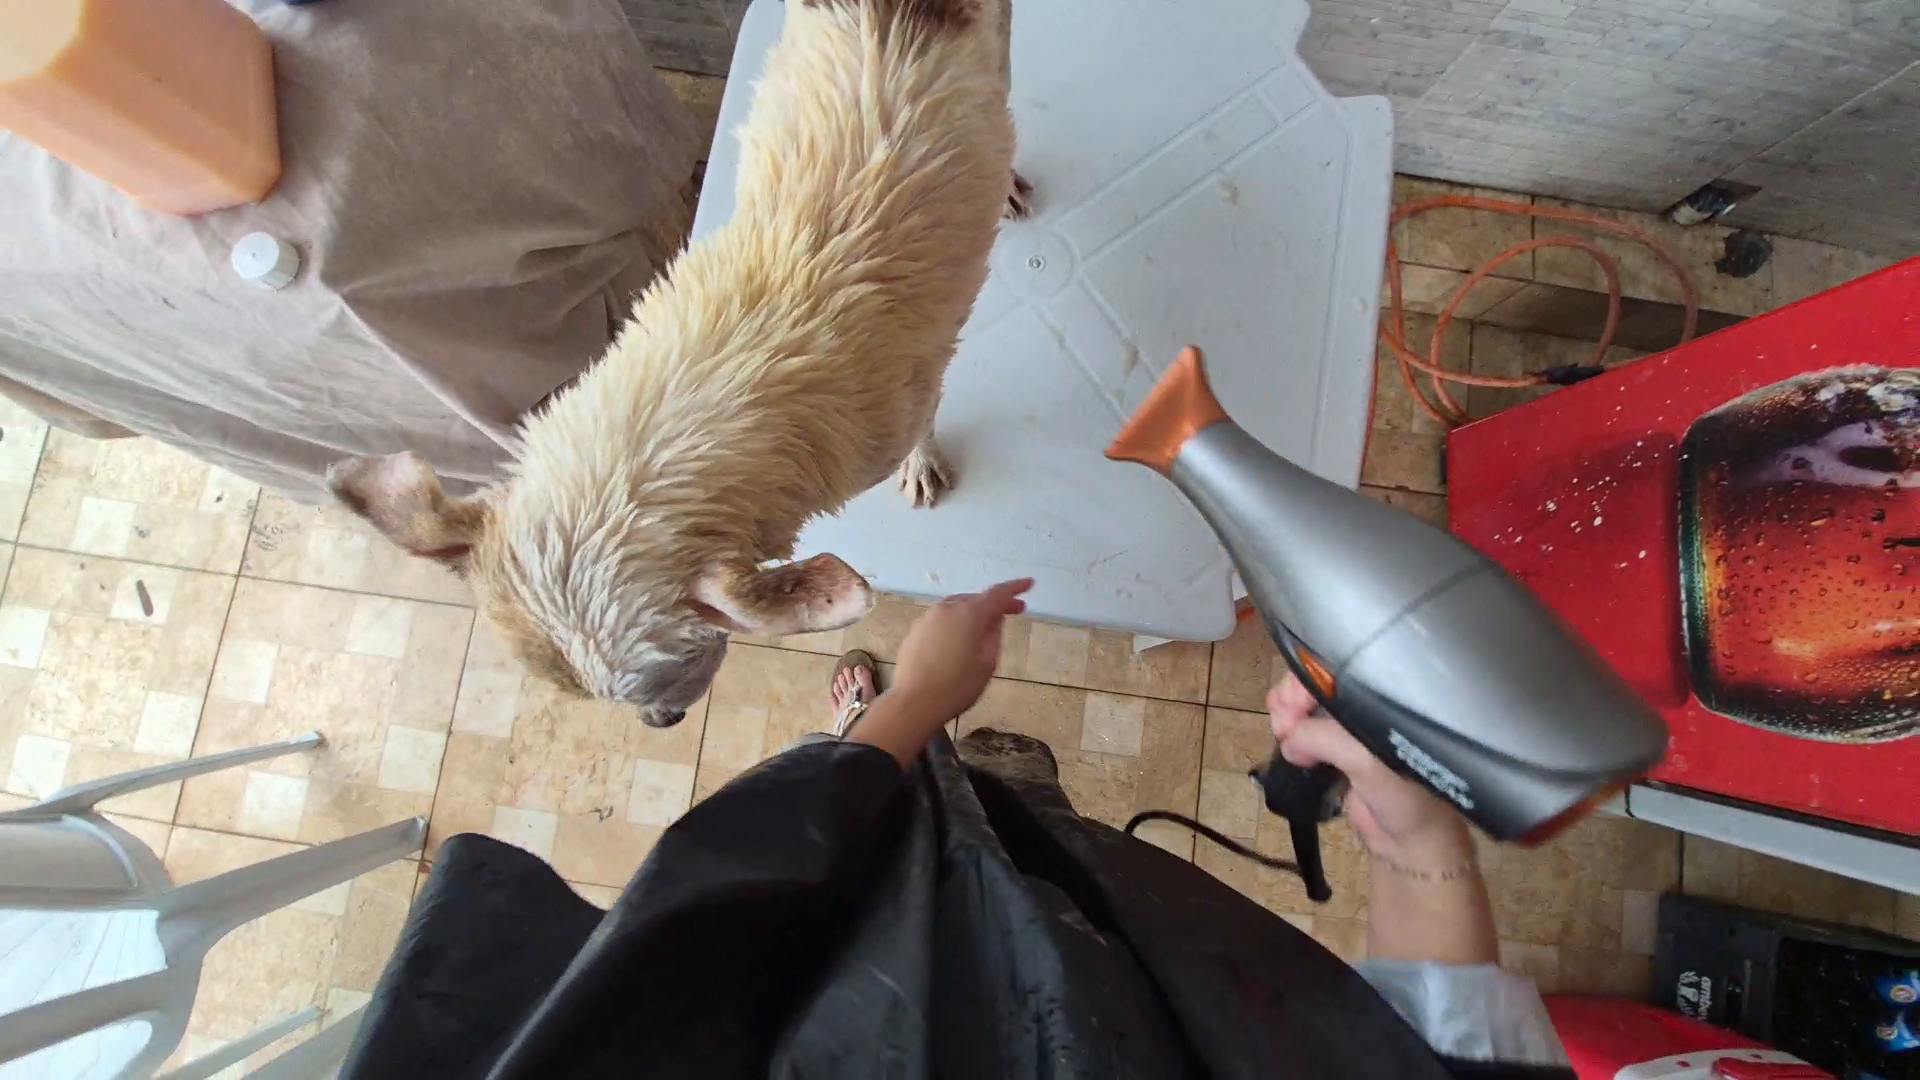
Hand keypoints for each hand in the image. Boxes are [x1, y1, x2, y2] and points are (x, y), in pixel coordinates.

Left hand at [890, 579, 1031, 720]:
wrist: (913, 702)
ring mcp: (927, 618)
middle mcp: (947, 608)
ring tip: (986, 626)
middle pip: (975, 599)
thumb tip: (994, 618)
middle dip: (995, 604)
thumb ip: (994, 634)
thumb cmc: (957, 686)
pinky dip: (956, 623)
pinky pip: (942, 620)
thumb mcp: (987, 662)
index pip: (997, 594)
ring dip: (974, 613)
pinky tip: (959, 640)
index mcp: (969, 613)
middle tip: (1014, 611)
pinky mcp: (915, 631)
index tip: (1029, 583)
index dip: (1015, 587)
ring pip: (957, 608)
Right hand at [1266, 674, 1473, 871]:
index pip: (1333, 671)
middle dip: (1289, 700)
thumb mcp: (1365, 760)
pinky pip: (1301, 728)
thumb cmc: (1404, 797)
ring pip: (1302, 704)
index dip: (1304, 684)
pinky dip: (1288, 731)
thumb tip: (1288, 737)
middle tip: (1282, 727)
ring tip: (1284, 738)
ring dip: (1285, 717)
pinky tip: (1285, 742)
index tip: (1289, 708)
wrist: (1409, 843)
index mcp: (1382, 699)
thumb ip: (1324, 738)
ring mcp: (1346, 725)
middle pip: (1312, 683)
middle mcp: (1364, 706)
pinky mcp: (1332, 746)